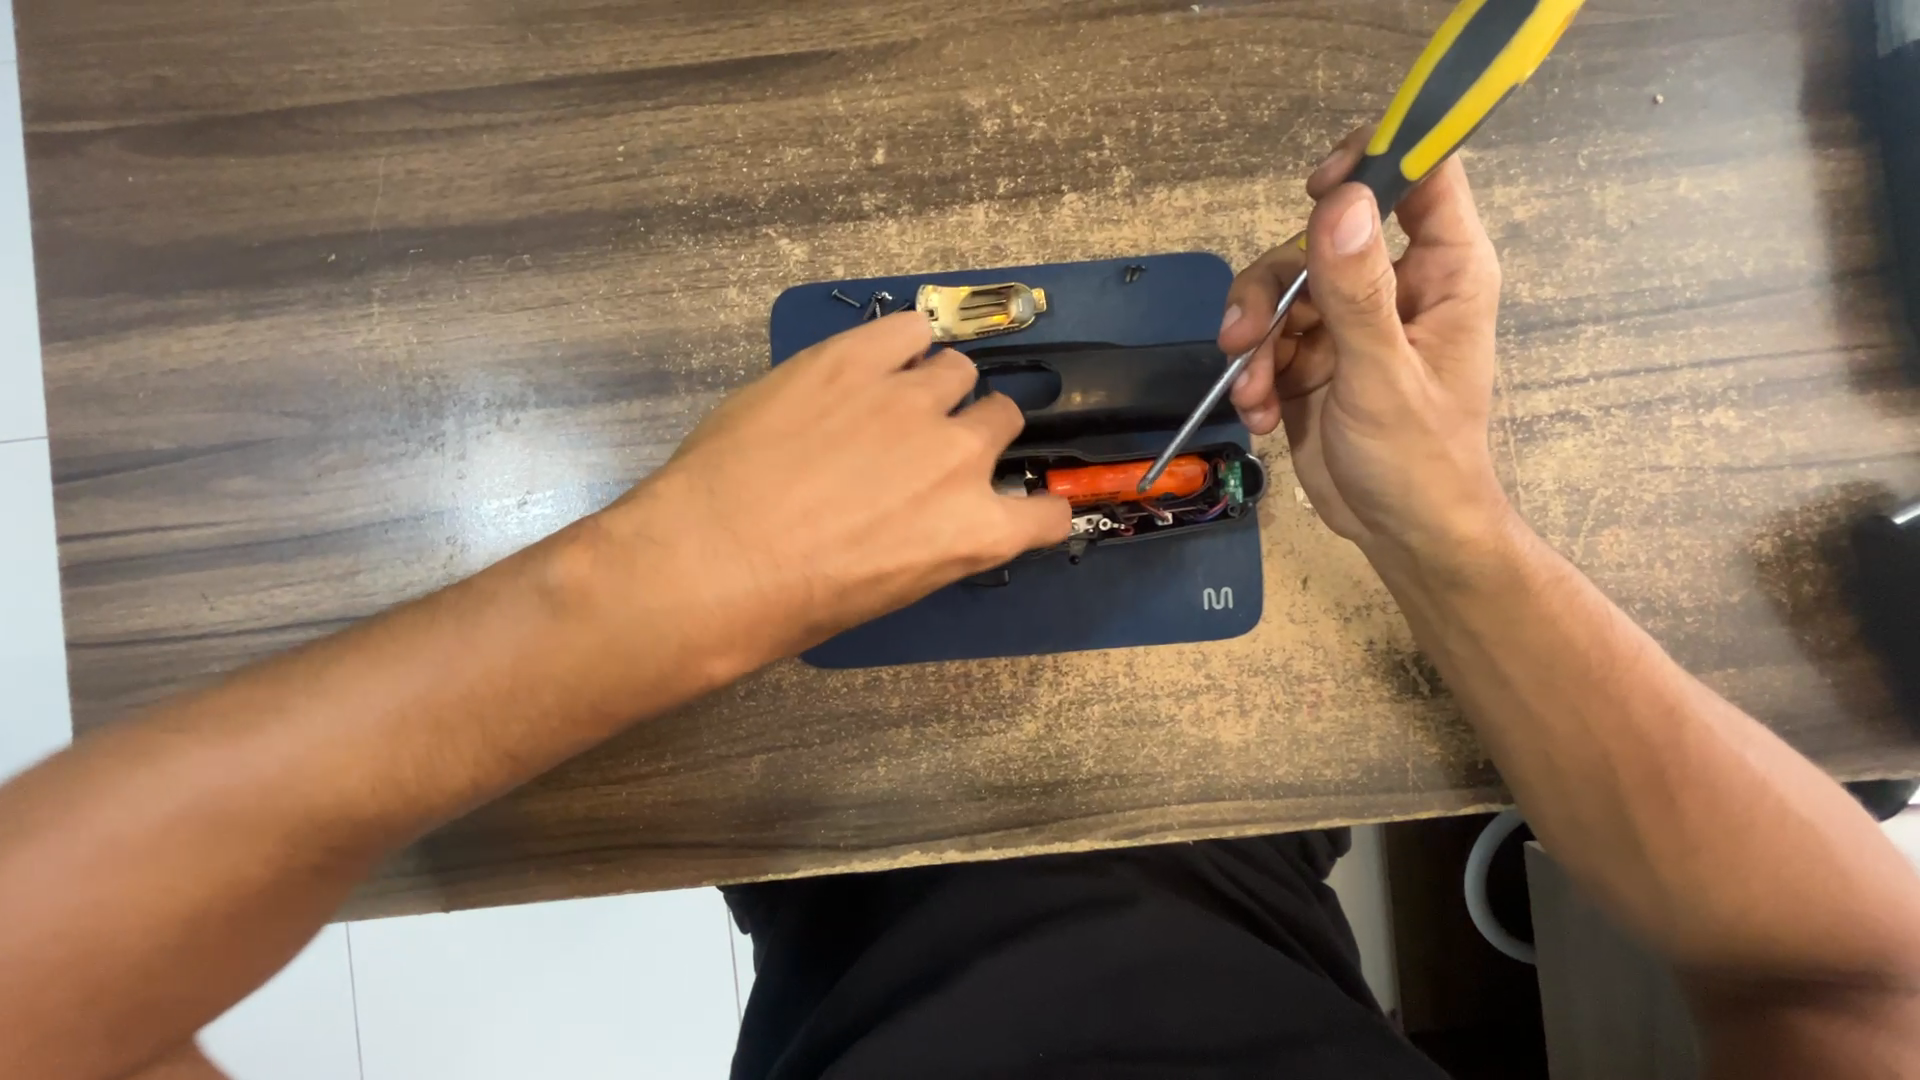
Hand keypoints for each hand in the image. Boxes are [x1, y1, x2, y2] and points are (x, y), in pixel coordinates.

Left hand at [605, 312, 1069, 666]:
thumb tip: (924, 511)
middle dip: (974, 431)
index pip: (1047, 514)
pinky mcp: (856, 359)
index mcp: (976, 532)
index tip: (1016, 507)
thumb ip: (932, 541)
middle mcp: (962, 458)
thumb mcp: (889, 590)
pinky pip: (910, 328)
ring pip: (957, 370)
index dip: (1035, 509)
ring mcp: (912, 400)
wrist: (715, 559)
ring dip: (936, 387)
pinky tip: (874, 360)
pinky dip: (901, 344)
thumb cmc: (796, 602)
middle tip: (926, 446)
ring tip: (890, 401)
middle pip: (1003, 418)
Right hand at [1220, 127, 1514, 569]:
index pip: (1419, 179)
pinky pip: (1265, 345)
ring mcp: (1345, 327)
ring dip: (1253, 345)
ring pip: (1278, 297)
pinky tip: (1260, 415)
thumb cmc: (1417, 458)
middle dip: (1269, 292)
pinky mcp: (1309, 363)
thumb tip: (1340, 202)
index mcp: (1440, 273)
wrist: (1398, 532)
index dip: (1372, 164)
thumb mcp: (1383, 375)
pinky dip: (1253, 378)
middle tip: (1241, 338)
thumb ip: (1358, 292)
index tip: (1316, 187)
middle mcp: (1390, 288)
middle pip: (1316, 244)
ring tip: (1252, 395)